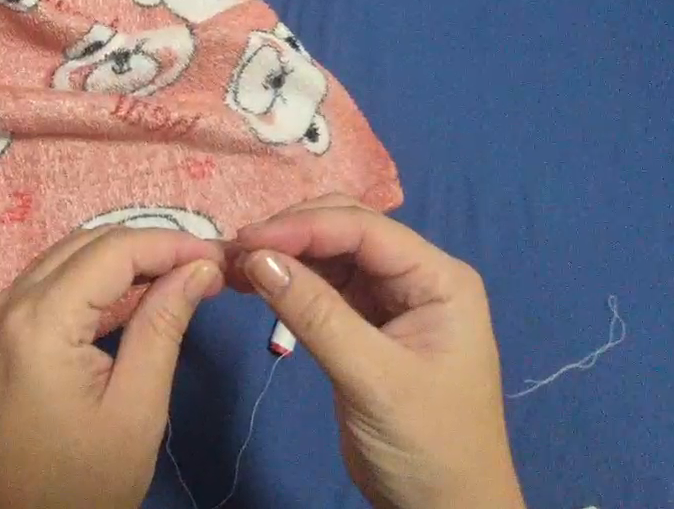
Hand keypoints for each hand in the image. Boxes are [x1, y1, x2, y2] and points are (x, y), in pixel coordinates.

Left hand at [0, 225, 224, 508]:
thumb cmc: (82, 486)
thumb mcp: (136, 409)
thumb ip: (164, 325)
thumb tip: (200, 267)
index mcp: (38, 320)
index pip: (112, 251)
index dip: (170, 244)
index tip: (219, 256)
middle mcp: (9, 300)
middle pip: (89, 243)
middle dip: (151, 245)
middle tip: (205, 264)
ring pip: (70, 254)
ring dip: (125, 256)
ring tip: (180, 271)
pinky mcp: (0, 328)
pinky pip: (54, 278)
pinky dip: (98, 276)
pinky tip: (136, 288)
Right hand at [230, 196, 524, 508]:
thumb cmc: (428, 447)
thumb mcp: (372, 379)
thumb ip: (316, 314)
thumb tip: (255, 257)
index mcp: (438, 277)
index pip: (363, 228)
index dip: (303, 226)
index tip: (247, 239)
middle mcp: (415, 273)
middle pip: (345, 227)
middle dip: (291, 233)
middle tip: (237, 251)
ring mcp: (389, 295)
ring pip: (328, 250)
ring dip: (283, 252)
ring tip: (235, 264)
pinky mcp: (364, 318)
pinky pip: (321, 281)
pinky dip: (287, 278)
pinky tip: (253, 282)